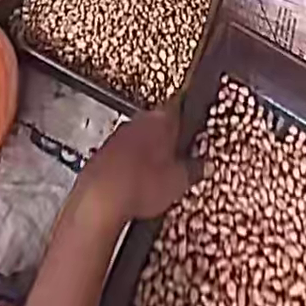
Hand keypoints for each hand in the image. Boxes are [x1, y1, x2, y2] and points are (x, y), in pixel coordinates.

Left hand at [79, 104, 196, 221]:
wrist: (102, 196)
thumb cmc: (140, 183)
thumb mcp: (178, 182)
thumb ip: (194, 170)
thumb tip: (203, 166)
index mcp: (161, 119)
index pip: (179, 109)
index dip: (188, 121)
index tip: (193, 131)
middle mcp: (140, 120)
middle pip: (159, 123)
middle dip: (169, 139)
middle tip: (179, 159)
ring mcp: (120, 134)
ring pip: (141, 137)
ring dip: (149, 151)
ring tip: (158, 177)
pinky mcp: (105, 150)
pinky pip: (125, 153)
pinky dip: (132, 163)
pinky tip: (137, 184)